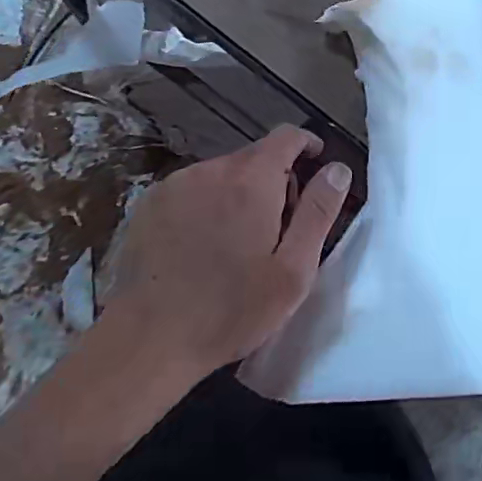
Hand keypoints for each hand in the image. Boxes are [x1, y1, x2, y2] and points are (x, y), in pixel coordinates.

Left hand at [105, 125, 349, 370]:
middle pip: (255, 156)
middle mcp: (212, 170)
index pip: (287, 136)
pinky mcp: (148, 206)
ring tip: (239, 243)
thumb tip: (337, 169)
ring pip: (223, 174)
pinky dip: (208, 205)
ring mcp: (175, 186)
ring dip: (240, 193)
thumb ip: (319, 211)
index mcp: (251, 179)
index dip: (307, 145)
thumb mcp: (293, 269)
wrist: (144, 344)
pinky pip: (193, 190)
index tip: (316, 167)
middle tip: (279, 228)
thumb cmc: (230, 310)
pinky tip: (203, 247)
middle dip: (275, 180)